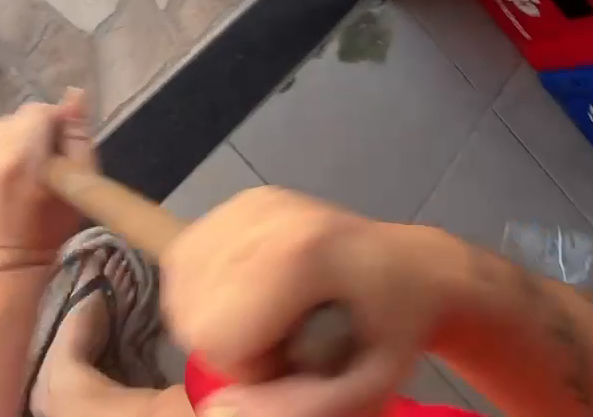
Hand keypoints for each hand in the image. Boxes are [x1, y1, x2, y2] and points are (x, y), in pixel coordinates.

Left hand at [0, 89, 93, 273]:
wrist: (10, 263)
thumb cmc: (54, 221)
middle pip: (15, 118)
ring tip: (17, 163)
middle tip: (40, 157)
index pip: (37, 110)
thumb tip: (74, 93)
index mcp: (24, 155)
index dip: (53, 121)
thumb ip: (77, 132)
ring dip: (8, 137)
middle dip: (31, 130)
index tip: (59, 142)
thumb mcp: (79, 176)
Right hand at [162, 187, 446, 416]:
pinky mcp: (246, 197)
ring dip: (215, 310)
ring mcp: (254, 199)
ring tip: (272, 312)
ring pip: (183, 276)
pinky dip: (208, 282)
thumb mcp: (361, 387)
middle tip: (285, 336)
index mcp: (300, 254)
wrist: (410, 268)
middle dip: (228, 338)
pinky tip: (251, 290)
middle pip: (193, 304)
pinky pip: (190, 253)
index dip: (248, 364)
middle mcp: (268, 214)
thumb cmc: (391, 328)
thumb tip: (218, 409)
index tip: (293, 358)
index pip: (213, 330)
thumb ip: (291, 407)